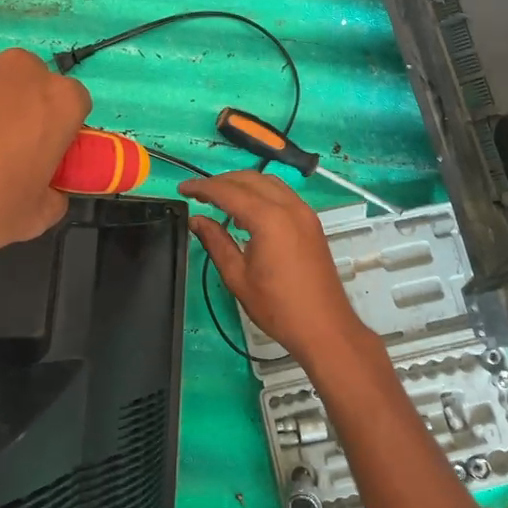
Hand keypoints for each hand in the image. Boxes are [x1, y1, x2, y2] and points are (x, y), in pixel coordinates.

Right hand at [180, 172, 370, 357]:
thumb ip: (216, 242)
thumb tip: (196, 220)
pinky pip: (282, 194)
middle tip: (198, 194)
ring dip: (242, 184)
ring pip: (268, 182)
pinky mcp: (312, 221)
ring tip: (220, 200)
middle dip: (221, 182)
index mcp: (268, 219)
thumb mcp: (238, 277)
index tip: (182, 189)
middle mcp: (289, 206)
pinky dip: (261, 193)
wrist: (325, 328)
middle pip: (249, 179)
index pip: (228, 191)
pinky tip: (247, 212)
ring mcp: (304, 212)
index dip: (202, 188)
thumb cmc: (278, 307)